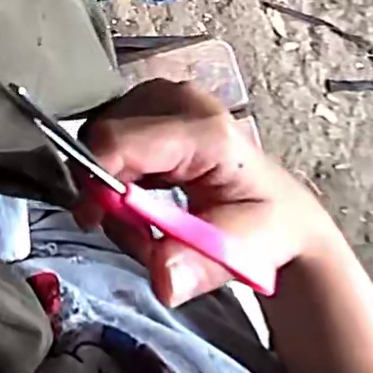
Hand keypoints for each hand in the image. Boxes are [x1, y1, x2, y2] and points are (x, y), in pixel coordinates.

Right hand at [77, 79, 336, 306]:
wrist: (279, 207)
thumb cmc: (267, 225)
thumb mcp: (246, 253)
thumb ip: (201, 265)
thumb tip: (162, 277)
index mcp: (207, 131)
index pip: (121, 141)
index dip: (96, 179)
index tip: (93, 218)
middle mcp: (181, 100)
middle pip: (104, 137)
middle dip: (104, 189)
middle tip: (134, 231)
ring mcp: (163, 96)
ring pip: (100, 137)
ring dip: (107, 183)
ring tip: (141, 217)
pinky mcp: (150, 102)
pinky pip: (108, 135)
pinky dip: (113, 171)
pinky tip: (139, 194)